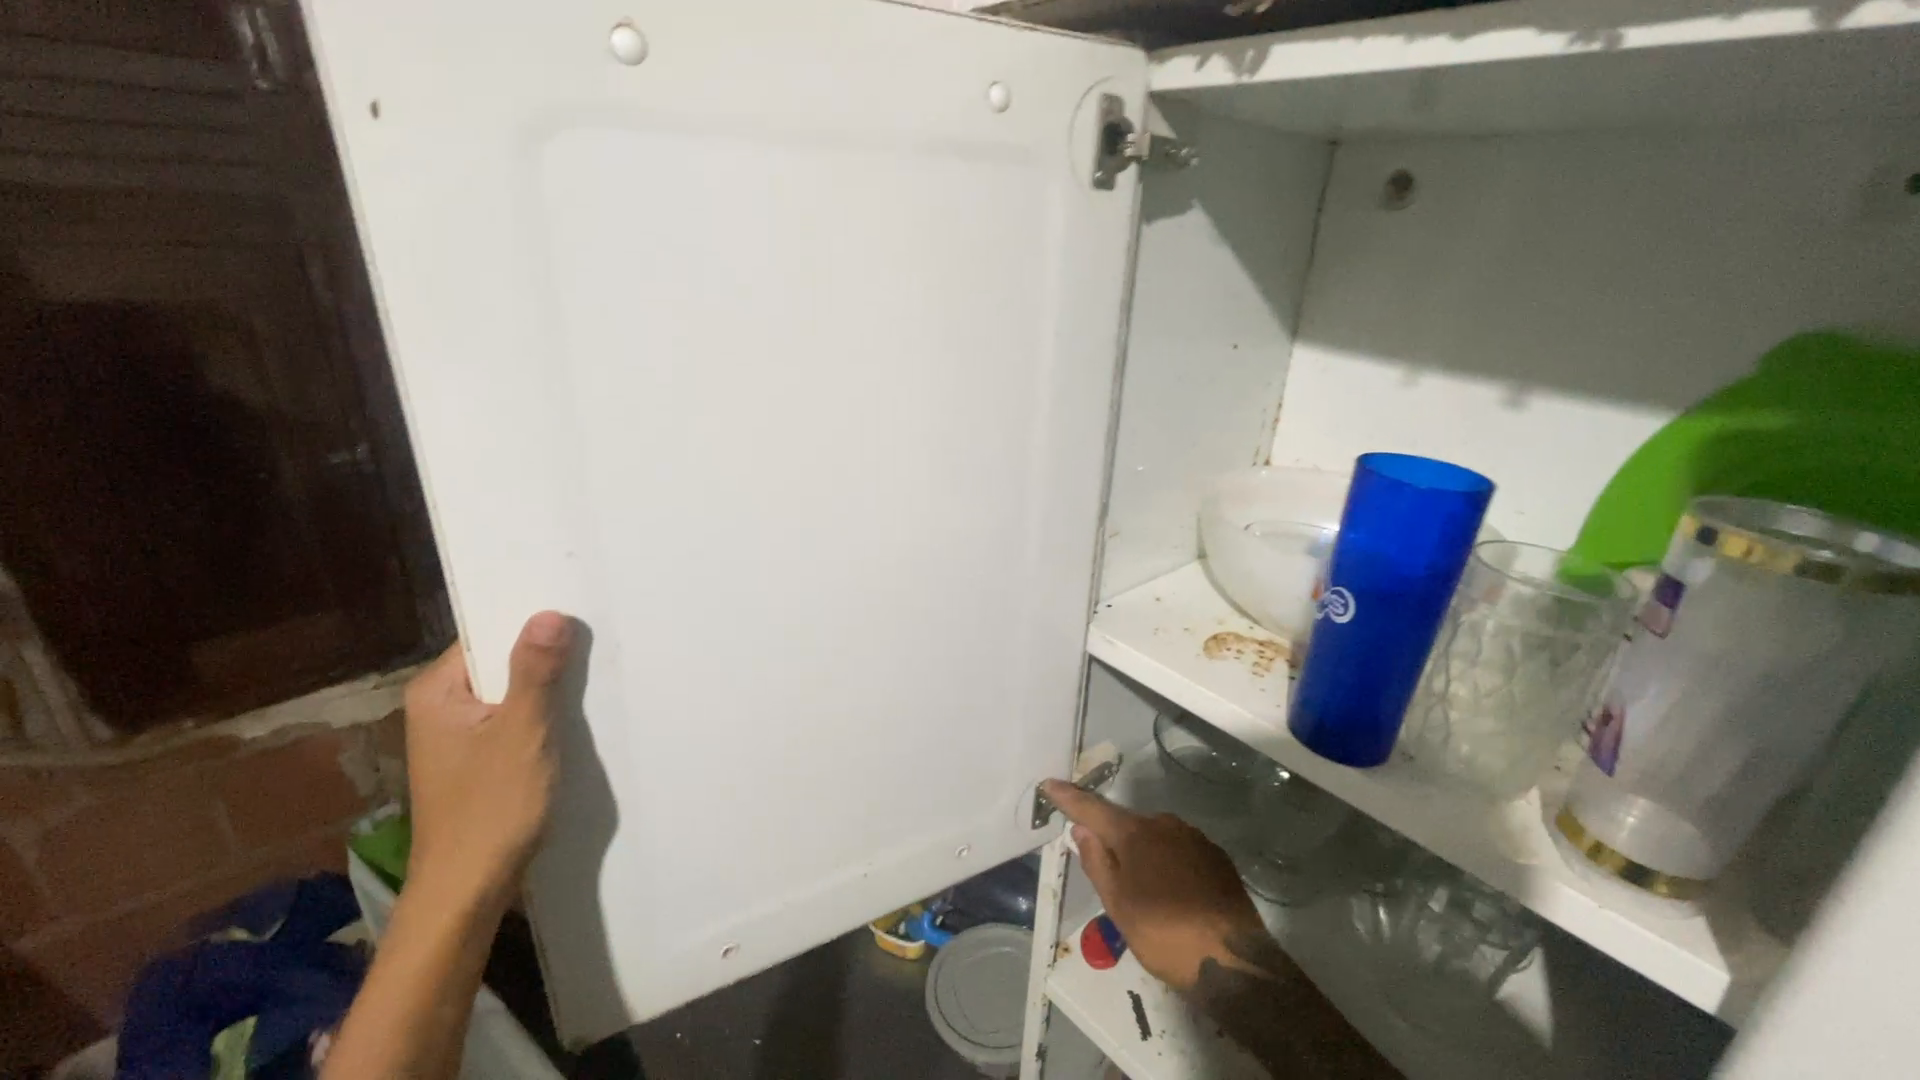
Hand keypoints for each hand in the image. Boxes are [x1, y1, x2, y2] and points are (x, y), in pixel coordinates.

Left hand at [404, 612, 575, 907]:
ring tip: (595, 674)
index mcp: (436, 692)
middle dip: (545, 657)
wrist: (468, 889)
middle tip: (596, 641)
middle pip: (500, 664)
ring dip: (547, 690)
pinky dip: (542, 718)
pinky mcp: (476, 762)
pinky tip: (574, 719)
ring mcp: (456, 737)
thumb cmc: (492, 808)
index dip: (530, 623)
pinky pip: (513, 722)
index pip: (486, 635)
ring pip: (511, 695)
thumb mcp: (523, 733)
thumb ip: (536, 672)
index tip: (577, 613)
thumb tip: (548, 614)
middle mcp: (439, 707)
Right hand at [1041, 779, 1286, 991]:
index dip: (1069, 798)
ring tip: (1141, 888)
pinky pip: (1180, 849)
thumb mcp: (1117, 904)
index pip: (1092, 809)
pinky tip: (1171, 890)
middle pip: (1127, 823)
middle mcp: (1165, 825)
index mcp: (1134, 833)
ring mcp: (1195, 838)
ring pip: (1156, 836)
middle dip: (1112, 836)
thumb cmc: (1163, 934)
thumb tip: (1082, 829)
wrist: (1232, 960)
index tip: (1049, 784)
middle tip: (1105, 868)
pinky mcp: (1217, 857)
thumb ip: (1096, 862)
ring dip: (1142, 851)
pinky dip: (1168, 861)